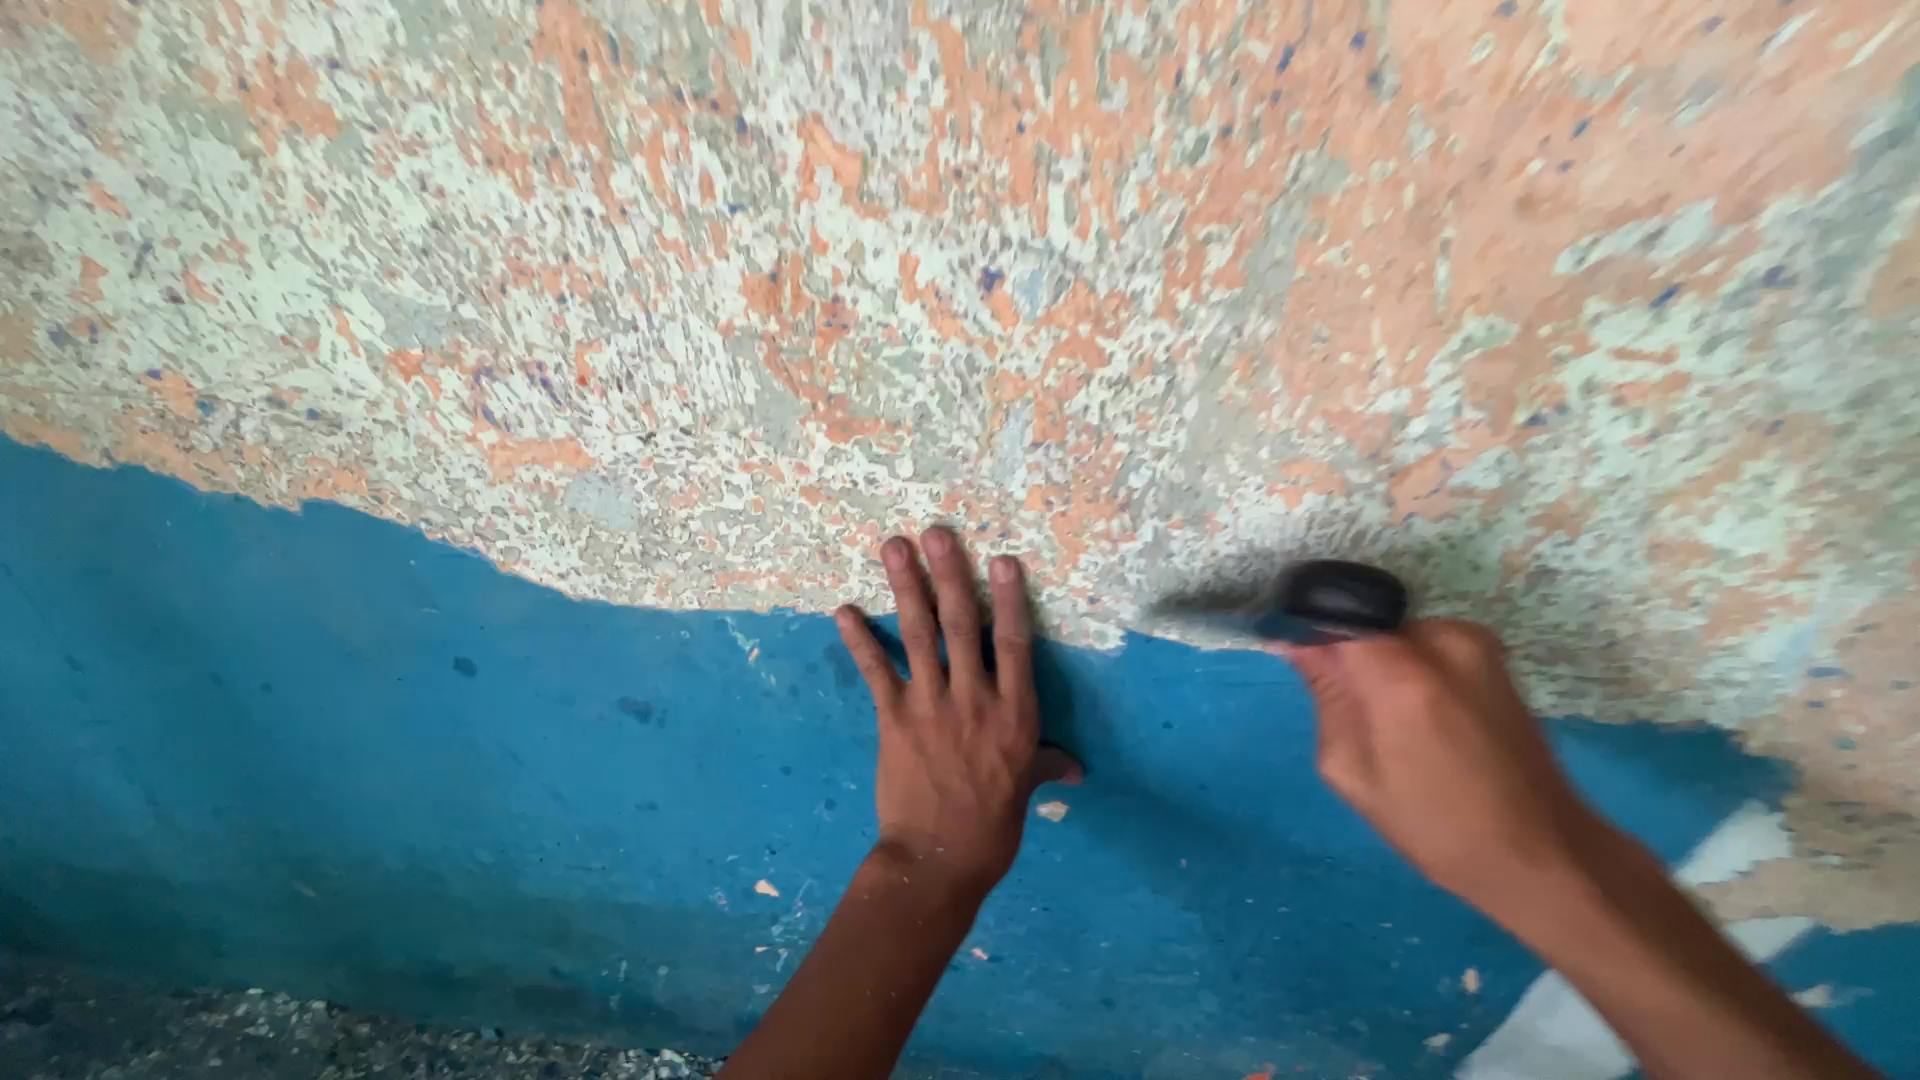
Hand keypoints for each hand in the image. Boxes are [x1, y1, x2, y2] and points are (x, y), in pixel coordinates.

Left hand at [835, 528, 1081, 899]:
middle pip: (962, 624)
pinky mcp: (893, 720)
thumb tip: (1078, 770)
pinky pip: (876, 672)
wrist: (938, 861)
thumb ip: (1048, 766)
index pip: (1014, 644)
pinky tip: (844, 611)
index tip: (1001, 559)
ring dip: (905, 588)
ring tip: (893, 547)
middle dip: (948, 574)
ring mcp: (931, 706)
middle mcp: (974, 699)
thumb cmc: (991, 827)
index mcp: (1014, 713)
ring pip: (919, 635)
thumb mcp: (1026, 790)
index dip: (1009, 599)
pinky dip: (859, 640)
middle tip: (935, 533)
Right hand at [1281, 618, 1603, 910]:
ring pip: (1392, 633)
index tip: (1291, 658)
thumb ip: (1325, 694)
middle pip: (1363, 624)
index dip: (1306, 633)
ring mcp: (1474, 642)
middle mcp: (1442, 642)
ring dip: (1378, 663)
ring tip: (1388, 720)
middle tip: (1345, 708)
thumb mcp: (1351, 769)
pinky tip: (1419, 716)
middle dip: (1344, 655)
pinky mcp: (1492, 652)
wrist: (1542, 851)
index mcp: (1403, 677)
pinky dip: (1409, 668)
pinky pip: (1423, 643)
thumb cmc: (1435, 825)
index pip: (1331, 617)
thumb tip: (1295, 643)